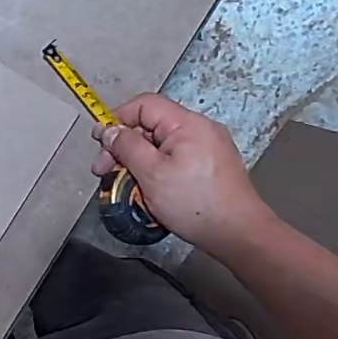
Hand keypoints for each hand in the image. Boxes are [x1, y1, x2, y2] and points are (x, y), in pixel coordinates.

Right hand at [91, 94, 275, 256]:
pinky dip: (156, 171)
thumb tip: (110, 130)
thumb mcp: (151, 173)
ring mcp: (207, 147)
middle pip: (151, 126)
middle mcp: (200, 129)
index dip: (117, 119)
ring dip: (137, 162)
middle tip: (105, 171)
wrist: (237, 233)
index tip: (101, 142)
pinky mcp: (210, 166)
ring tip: (125, 186)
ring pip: (161, 146)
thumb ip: (127, 147)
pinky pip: (175, 159)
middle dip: (124, 147)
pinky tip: (147, 191)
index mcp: (187, 123)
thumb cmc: (196, 204)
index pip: (144, 105)